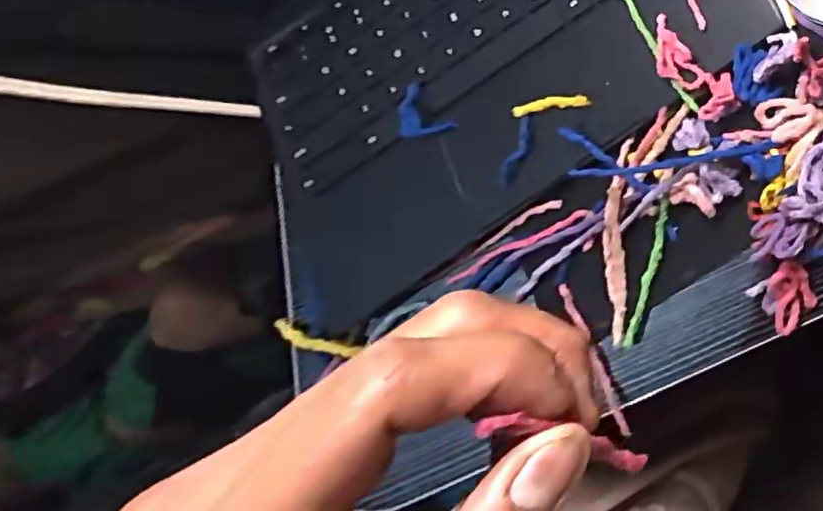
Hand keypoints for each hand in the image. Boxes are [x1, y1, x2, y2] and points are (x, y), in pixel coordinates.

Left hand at [127, 292, 600, 510]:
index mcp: (242, 508)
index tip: (571, 421)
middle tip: (580, 413)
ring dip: (519, 355)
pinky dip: (485, 376)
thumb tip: (569, 441)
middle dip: (533, 350)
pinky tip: (509, 418)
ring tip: (559, 411)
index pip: (397, 378)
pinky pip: (414, 373)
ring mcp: (268, 443)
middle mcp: (245, 455)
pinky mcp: (294, 449)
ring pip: (430, 334)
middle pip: (431, 329)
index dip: (506, 372)